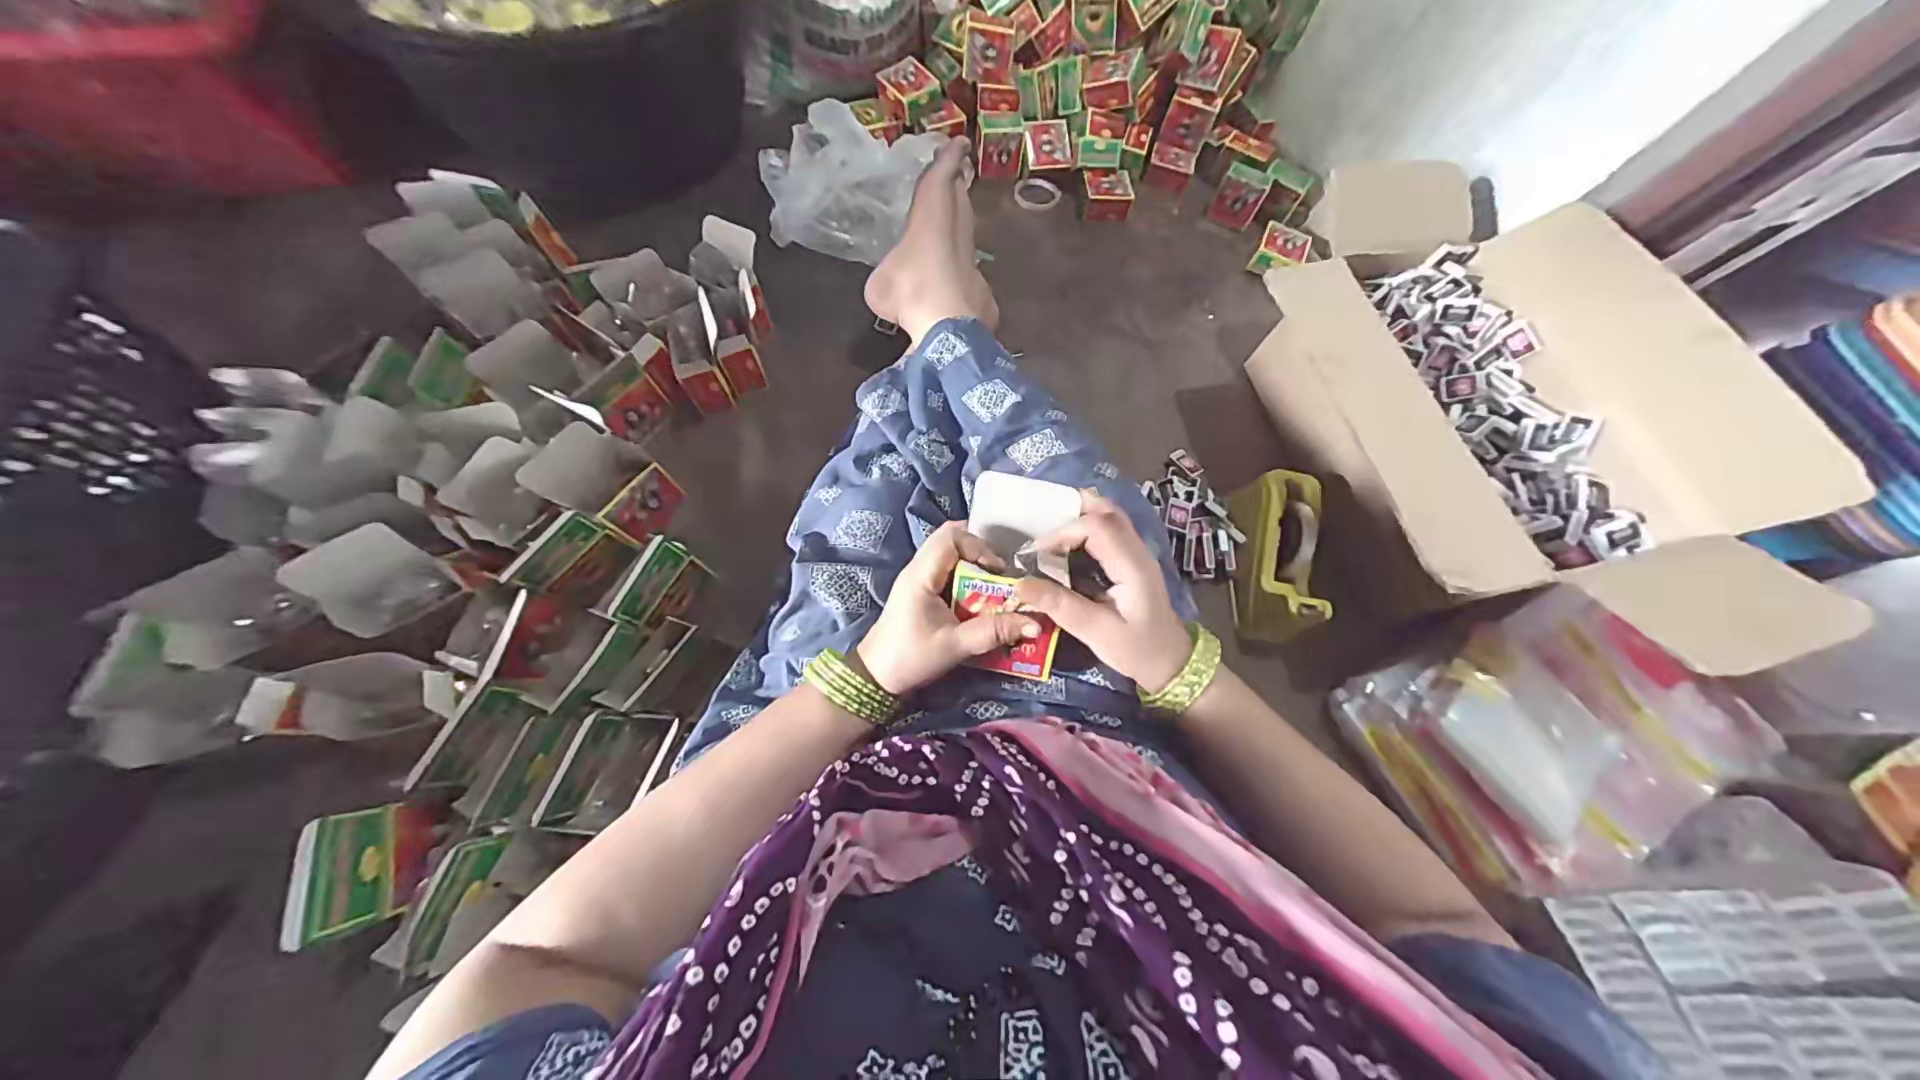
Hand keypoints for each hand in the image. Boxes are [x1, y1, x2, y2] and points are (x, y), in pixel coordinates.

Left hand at [855, 521, 1041, 695]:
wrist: (876, 677)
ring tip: (994, 587)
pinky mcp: (920, 591)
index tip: (997, 571)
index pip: (950, 536)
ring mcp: (917, 579)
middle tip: (1001, 576)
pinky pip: (946, 571)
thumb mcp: (956, 645)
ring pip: (949, 555)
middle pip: (951, 540)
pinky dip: (965, 577)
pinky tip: (979, 599)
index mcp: (921, 575)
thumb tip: (1035, 623)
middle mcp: (917, 569)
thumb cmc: (910, 658)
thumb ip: (994, 632)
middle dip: (980, 553)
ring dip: (974, 566)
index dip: (979, 546)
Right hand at [863, 138, 999, 343]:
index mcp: (931, 221)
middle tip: (956, 180)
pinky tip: (952, 295)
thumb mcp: (881, 285)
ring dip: (960, 237)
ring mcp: (974, 271)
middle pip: (961, 208)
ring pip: (968, 245)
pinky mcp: (983, 299)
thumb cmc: (909, 293)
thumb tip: (899, 292)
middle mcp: (958, 240)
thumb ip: (891, 278)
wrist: (946, 330)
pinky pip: (970, 284)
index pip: (940, 183)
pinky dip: (960, 285)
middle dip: (957, 191)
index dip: (947, 163)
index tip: (958, 146)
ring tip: (950, 235)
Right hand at [1012, 493, 1191, 690]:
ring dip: (1080, 516)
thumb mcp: (1096, 632)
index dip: (1064, 531)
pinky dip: (1088, 527)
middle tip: (1041, 527)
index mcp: (1132, 566)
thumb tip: (1021, 584)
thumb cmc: (1137, 649)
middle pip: (1107, 512)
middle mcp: (1138, 552)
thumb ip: (1060, 606)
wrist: (1171, 663)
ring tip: (1050, 531)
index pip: (1098, 527)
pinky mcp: (1132, 561)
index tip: (1038, 551)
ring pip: (1111, 517)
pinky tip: (1068, 543)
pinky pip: (1111, 531)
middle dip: (1071, 513)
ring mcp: (1138, 554)